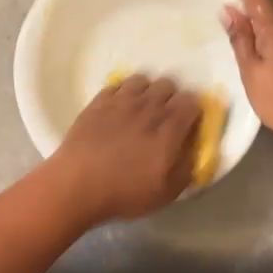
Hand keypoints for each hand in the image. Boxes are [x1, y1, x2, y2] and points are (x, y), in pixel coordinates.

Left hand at [43, 75, 201, 224]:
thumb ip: (187, 167)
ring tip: (141, 108)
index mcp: (169, 129)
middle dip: (171, 97)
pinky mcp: (98, 101)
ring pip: (143, 79)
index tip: (188, 122)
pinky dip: (122, 92)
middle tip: (164, 116)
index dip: (192, 109)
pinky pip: (117, 84)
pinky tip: (119, 107)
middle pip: (168, 84)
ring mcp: (121, 101)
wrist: (77, 185)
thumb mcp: (167, 192)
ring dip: (147, 91)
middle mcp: (148, 108)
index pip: (191, 101)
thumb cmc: (125, 193)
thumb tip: (194, 149)